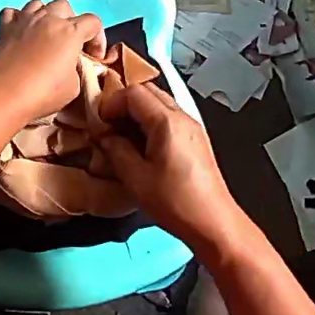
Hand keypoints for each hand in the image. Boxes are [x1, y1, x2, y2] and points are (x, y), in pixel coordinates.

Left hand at [0, 0, 104, 127]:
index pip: (93, 22)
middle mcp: (47, 19)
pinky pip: (13, 13)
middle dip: (71, 21)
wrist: (1, 94)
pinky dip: (19, 19)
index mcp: (70, 31)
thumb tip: (69, 64)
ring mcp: (24, 20)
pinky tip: (21, 32)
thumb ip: (76, 69)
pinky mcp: (4, 28)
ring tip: (45, 34)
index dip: (98, 38)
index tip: (93, 57)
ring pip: (38, 4)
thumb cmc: (42, 93)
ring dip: (45, 15)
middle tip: (69, 43)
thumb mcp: (73, 87)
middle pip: (65, 6)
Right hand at [96, 84, 253, 256]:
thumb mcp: (136, 178)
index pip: (133, 92)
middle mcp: (182, 117)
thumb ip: (115, 150)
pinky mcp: (195, 138)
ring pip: (158, 102)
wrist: (214, 223)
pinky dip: (150, 122)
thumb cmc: (176, 202)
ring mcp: (191, 126)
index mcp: (167, 122)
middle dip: (123, 104)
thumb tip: (104, 136)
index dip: (111, 104)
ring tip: (122, 137)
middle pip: (147, 91)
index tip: (100, 123)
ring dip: (137, 113)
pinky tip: (141, 146)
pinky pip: (168, 117)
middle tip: (109, 127)